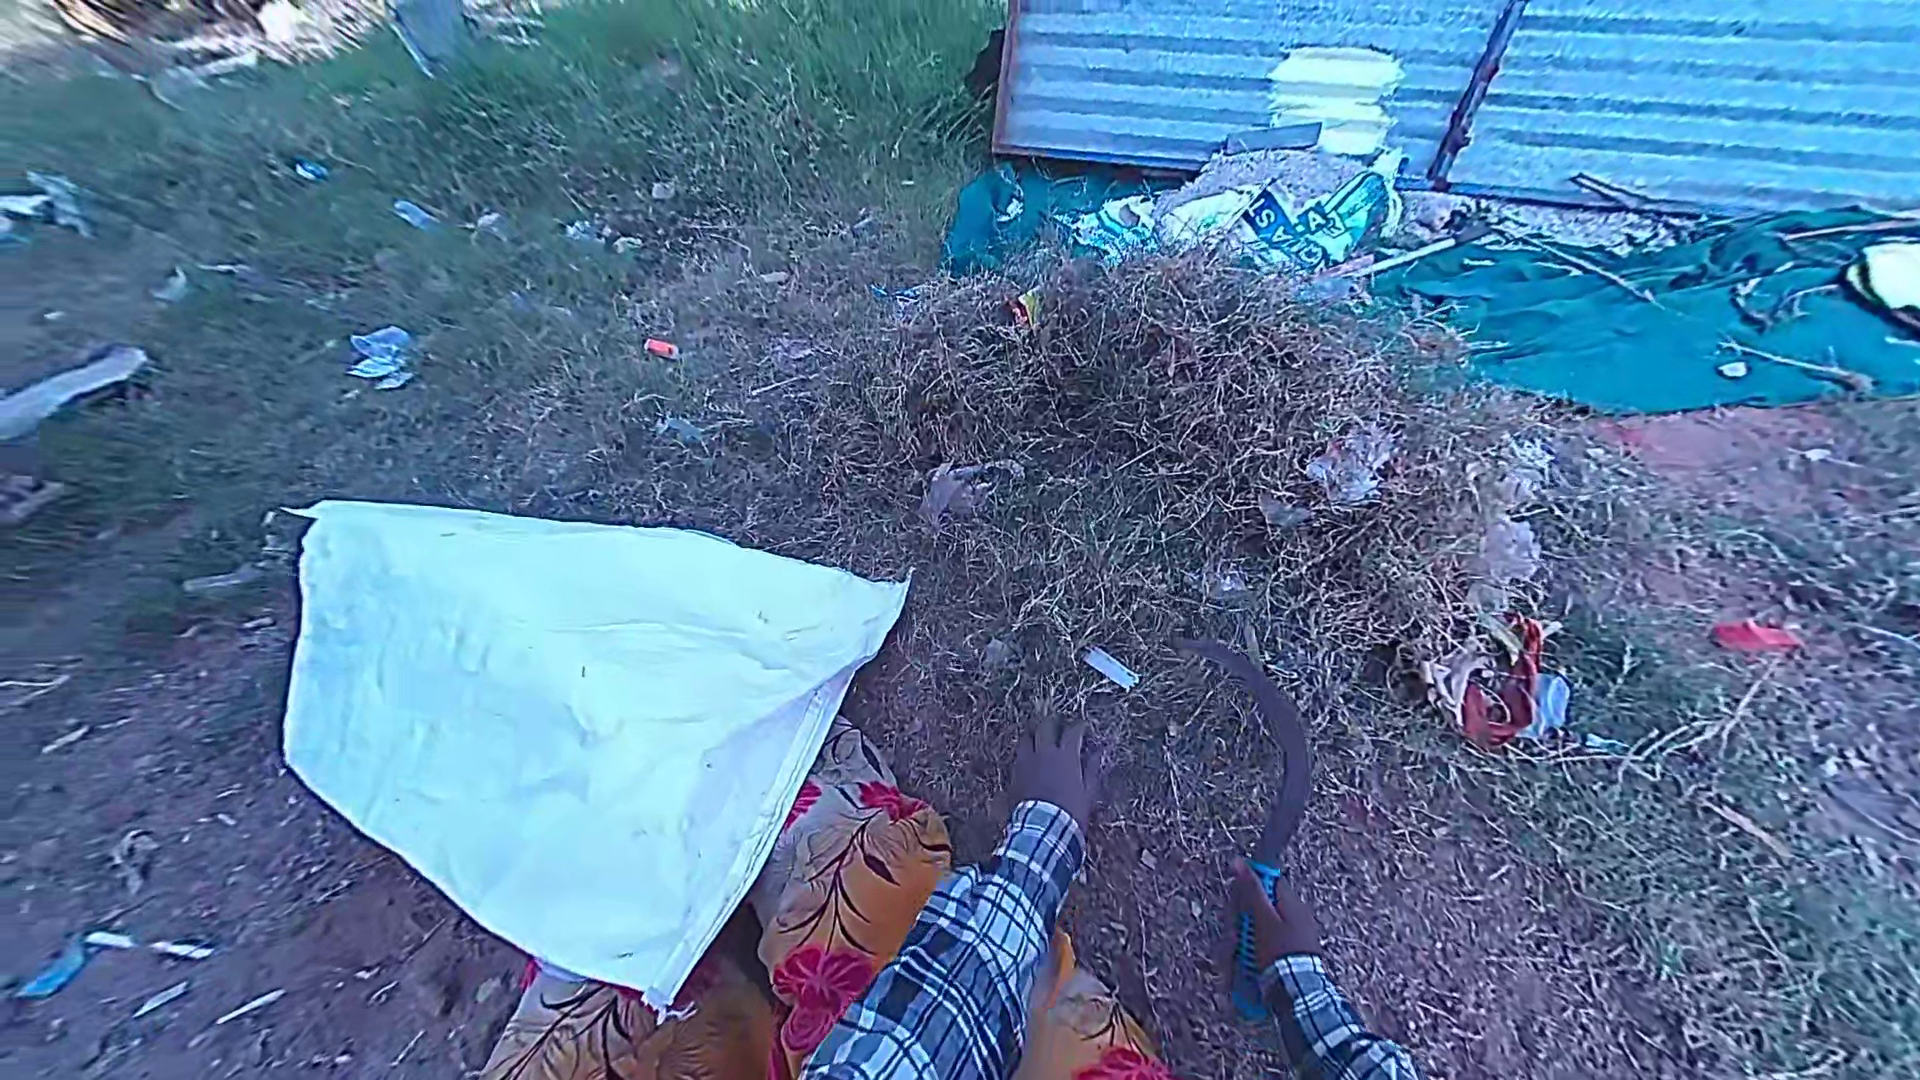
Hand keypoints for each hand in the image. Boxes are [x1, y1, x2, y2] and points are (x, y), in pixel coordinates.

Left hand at [1009, 715, 1097, 830]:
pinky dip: (1026, 748)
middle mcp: (1044, 752)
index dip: (1079, 727)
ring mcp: (1027, 759)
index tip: (1083, 727)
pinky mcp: (1016, 770)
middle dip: (1055, 721)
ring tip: (1041, 734)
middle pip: (1046, 726)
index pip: (1072, 731)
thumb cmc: (1070, 811)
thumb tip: (1098, 751)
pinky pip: (1019, 751)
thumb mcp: (1088, 791)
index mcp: (1065, 755)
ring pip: (1028, 735)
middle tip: (1060, 724)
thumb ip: (1091, 767)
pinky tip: (1031, 753)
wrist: (1042, 828)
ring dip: (1036, 732)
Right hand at [1230, 859, 1321, 968]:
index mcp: (1293, 902)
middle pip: (1265, 900)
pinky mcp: (1295, 949)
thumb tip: (1239, 861)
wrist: (1299, 991)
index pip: (1268, 879)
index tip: (1240, 898)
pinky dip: (1260, 942)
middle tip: (1240, 926)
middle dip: (1248, 912)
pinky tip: (1253, 953)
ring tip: (1244, 944)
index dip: (1251, 884)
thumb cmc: (1280, 950)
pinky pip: (1272, 936)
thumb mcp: (1262, 917)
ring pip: (1265, 919)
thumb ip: (1251, 889)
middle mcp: (1298, 914)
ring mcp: (1298, 932)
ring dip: (1251, 929)